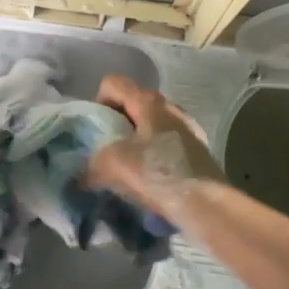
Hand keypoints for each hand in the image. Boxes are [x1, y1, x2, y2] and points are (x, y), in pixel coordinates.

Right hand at [85, 75, 225, 214]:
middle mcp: (169, 107)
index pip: (113, 83)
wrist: (208, 205)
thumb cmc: (159, 174)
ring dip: (136, 141)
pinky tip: (151, 181)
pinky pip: (166, 145)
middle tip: (107, 150)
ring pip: (150, 126)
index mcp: (148, 101)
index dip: (98, 101)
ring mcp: (187, 128)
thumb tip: (80, 176)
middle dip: (116, 124)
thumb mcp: (113, 165)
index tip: (96, 130)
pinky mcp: (198, 151)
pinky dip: (154, 156)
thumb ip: (91, 165)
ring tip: (128, 169)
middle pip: (132, 104)